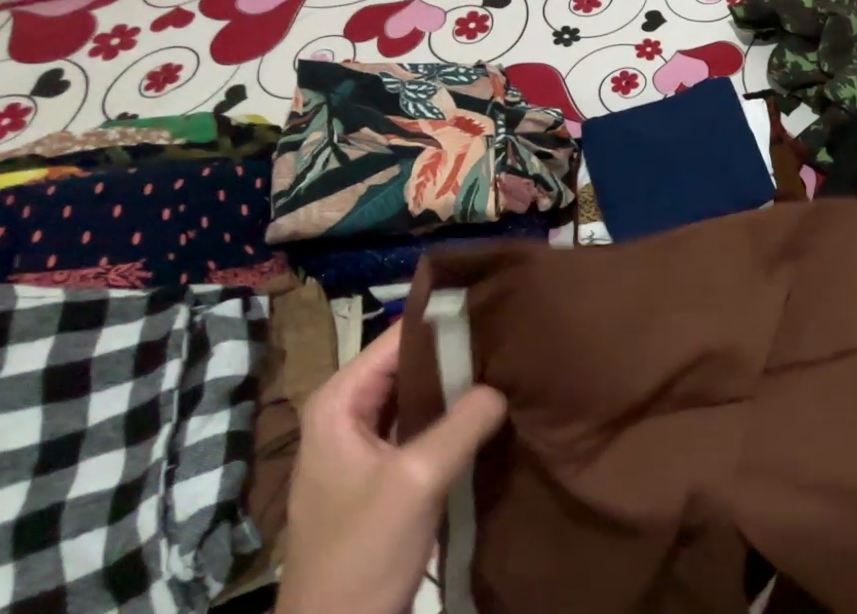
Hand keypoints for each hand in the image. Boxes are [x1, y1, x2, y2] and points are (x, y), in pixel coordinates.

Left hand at [277, 323, 507, 613]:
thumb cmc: (363, 551)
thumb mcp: (417, 479)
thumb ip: (463, 422)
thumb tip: (505, 382)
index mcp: (339, 403)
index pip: (398, 337)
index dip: (446, 319)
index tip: (499, 305)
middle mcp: (348, 414)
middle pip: (411, 363)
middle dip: (460, 351)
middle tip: (517, 336)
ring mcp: (366, 445)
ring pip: (422, 395)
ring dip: (462, 385)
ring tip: (515, 366)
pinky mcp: (387, 472)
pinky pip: (426, 426)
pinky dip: (457, 416)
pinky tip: (497, 411)